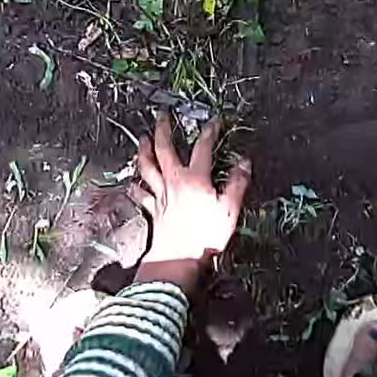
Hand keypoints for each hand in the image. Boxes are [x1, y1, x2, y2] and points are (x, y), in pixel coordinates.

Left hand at [131, 113, 251, 292]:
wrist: (178, 259)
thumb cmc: (205, 236)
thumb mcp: (230, 208)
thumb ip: (237, 183)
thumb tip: (244, 163)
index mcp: (195, 178)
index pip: (203, 148)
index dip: (209, 132)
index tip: (213, 122)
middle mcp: (174, 181)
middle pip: (164, 149)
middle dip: (163, 130)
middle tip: (162, 117)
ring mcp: (160, 194)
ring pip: (147, 166)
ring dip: (144, 151)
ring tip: (142, 139)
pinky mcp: (153, 209)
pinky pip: (140, 193)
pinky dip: (135, 185)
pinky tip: (133, 182)